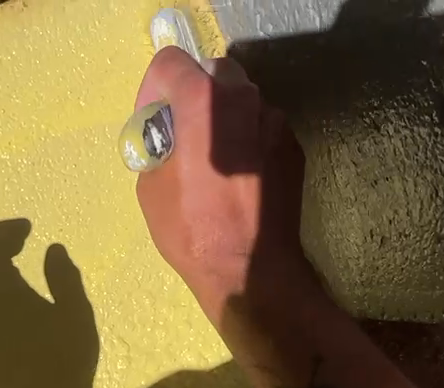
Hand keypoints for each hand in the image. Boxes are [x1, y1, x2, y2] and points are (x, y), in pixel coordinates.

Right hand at [132, 47, 309, 319]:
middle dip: (193, 99)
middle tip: (184, 138)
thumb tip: (168, 143)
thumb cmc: (192, 232)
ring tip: (214, 163)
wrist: (250, 268)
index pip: (169, 63)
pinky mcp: (292, 145)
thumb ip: (158, 147)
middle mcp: (242, 97)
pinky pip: (262, 129)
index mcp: (200, 100)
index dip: (154, 91)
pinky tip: (239, 180)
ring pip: (242, 101)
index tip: (154, 123)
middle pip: (211, 74)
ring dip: (224, 120)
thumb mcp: (151, 190)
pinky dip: (247, 142)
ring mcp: (273, 120)